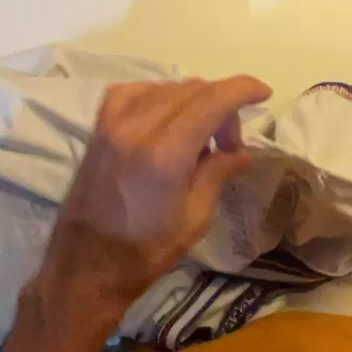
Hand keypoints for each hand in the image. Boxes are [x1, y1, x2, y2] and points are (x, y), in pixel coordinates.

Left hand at [34, 76, 272, 323]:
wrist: (87, 264)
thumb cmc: (146, 250)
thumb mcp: (195, 218)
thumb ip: (219, 174)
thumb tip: (243, 153)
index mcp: (165, 153)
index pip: (211, 100)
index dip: (243, 89)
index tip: (264, 94)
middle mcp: (137, 127)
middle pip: (192, 90)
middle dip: (222, 106)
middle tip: (230, 145)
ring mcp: (113, 123)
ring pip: (167, 87)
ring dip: (194, 102)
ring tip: (201, 138)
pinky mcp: (99, 127)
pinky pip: (136, 92)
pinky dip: (161, 97)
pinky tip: (168, 120)